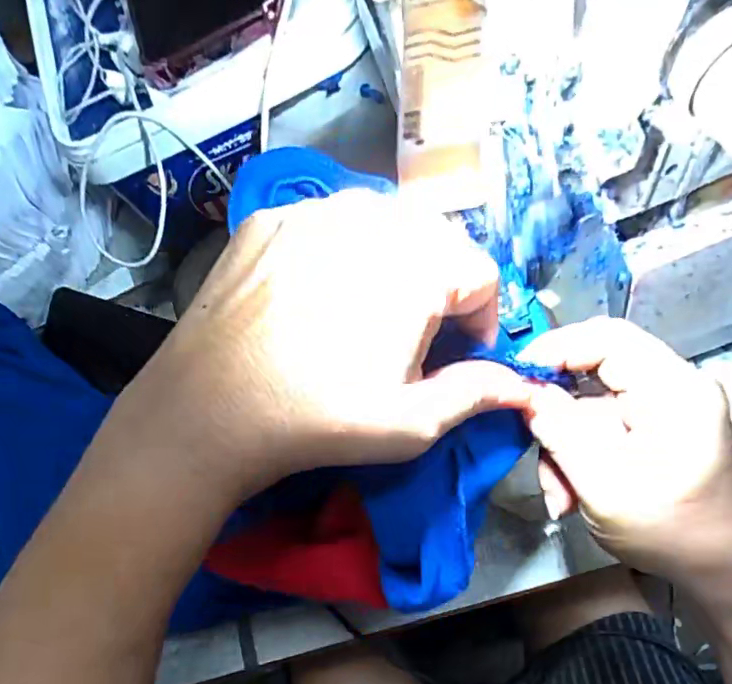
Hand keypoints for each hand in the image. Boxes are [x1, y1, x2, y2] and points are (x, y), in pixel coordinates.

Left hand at [121, 189, 537, 499]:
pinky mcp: (267, 219)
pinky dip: (340, 254)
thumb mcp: (412, 424)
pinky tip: (318, 298)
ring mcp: (313, 210)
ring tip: (369, 316)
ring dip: (393, 265)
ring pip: (381, 224)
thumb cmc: (323, 422)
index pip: (482, 273)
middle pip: (436, 241)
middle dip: (441, 288)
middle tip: (416, 339)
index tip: (460, 359)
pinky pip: (326, 224)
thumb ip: (475, 394)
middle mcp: (372, 217)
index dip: (482, 321)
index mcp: (420, 263)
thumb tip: (519, 384)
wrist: (212, 411)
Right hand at [518, 317, 731, 582]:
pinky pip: (604, 434)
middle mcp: (671, 390)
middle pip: (594, 378)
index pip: (608, 337)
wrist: (722, 570)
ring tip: (561, 499)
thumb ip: (561, 433)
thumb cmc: (670, 530)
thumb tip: (526, 394)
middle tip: (534, 454)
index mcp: (673, 389)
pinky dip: (581, 462)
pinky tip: (573, 499)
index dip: (556, 348)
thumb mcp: (604, 484)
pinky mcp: (654, 437)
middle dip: (556, 421)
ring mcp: (663, 415)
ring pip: (591, 412)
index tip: (515, 377)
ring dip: (564, 452)